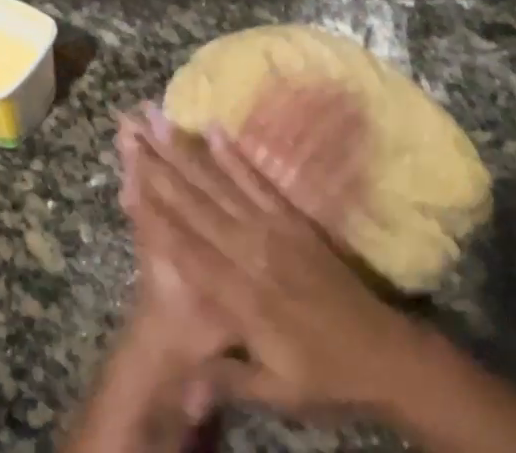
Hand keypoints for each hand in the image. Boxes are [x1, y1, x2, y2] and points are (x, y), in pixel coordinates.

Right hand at [120, 108, 421, 418]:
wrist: (390, 355)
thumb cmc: (327, 377)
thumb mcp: (278, 392)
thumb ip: (228, 378)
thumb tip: (179, 385)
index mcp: (245, 298)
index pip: (187, 252)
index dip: (154, 217)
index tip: (126, 181)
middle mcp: (255, 255)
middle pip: (197, 208)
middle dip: (160, 170)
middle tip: (133, 134)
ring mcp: (277, 232)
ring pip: (222, 188)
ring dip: (188, 155)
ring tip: (162, 124)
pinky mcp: (296, 221)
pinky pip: (260, 183)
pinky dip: (236, 158)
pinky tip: (215, 133)